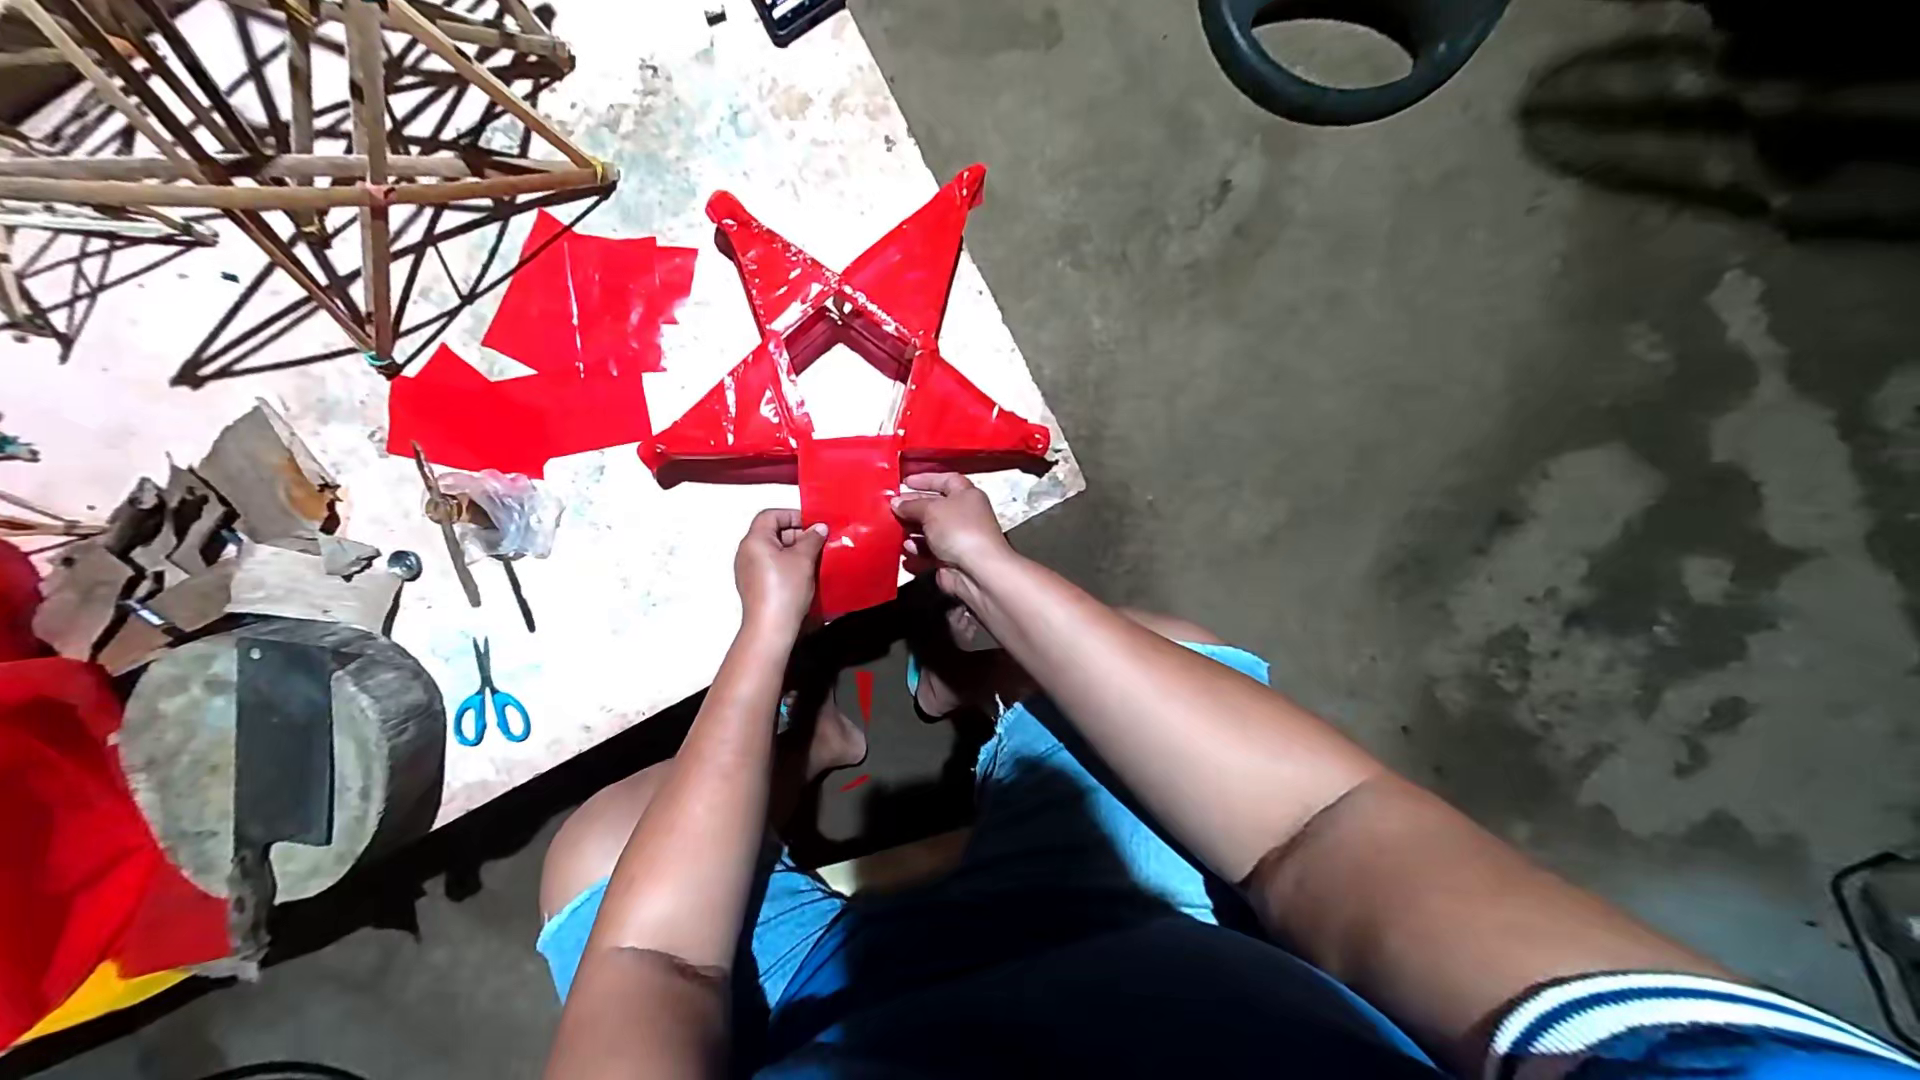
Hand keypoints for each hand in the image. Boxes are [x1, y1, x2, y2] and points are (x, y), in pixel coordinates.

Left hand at [734, 509, 827, 633]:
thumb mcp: (803, 559)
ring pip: (772, 550)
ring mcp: (747, 570)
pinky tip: (803, 574)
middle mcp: (746, 552)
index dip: (792, 515)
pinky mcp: (753, 584)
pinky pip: (770, 565)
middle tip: (818, 543)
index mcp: (754, 540)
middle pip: (771, 532)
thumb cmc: (785, 589)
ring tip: (814, 558)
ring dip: (793, 550)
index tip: (812, 526)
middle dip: (796, 534)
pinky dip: (786, 564)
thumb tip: (819, 527)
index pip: (770, 515)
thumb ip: (812, 538)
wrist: (771, 627)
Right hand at [891, 473, 1014, 604]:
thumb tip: (896, 503)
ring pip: (929, 530)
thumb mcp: (931, 509)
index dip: (926, 479)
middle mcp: (963, 515)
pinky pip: (928, 551)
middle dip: (913, 506)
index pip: (946, 480)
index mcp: (966, 495)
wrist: (976, 570)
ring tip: (893, 528)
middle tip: (892, 507)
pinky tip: (906, 548)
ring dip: (911, 529)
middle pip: (934, 506)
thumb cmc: (958, 529)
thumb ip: (911, 505)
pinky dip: (917, 549)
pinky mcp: (949, 559)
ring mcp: (957, 538)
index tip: (905, 482)